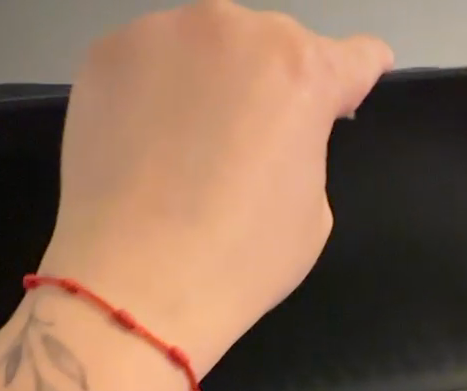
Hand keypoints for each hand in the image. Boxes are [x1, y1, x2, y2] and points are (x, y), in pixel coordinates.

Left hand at [41, 0, 392, 370]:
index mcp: (302, 72)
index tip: (353, 87)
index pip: (354, 56)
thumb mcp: (312, 216)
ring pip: (205, 49)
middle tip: (252, 150)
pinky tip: (147, 150)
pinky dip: (156, 96)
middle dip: (272, 88)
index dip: (359, 76)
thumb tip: (281, 134)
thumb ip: (307, 151)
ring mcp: (162, 33)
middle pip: (271, 47)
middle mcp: (234, 30)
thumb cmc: (239, 261)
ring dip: (211, 85)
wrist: (138, 285)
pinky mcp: (106, 55)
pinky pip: (149, 65)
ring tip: (190, 154)